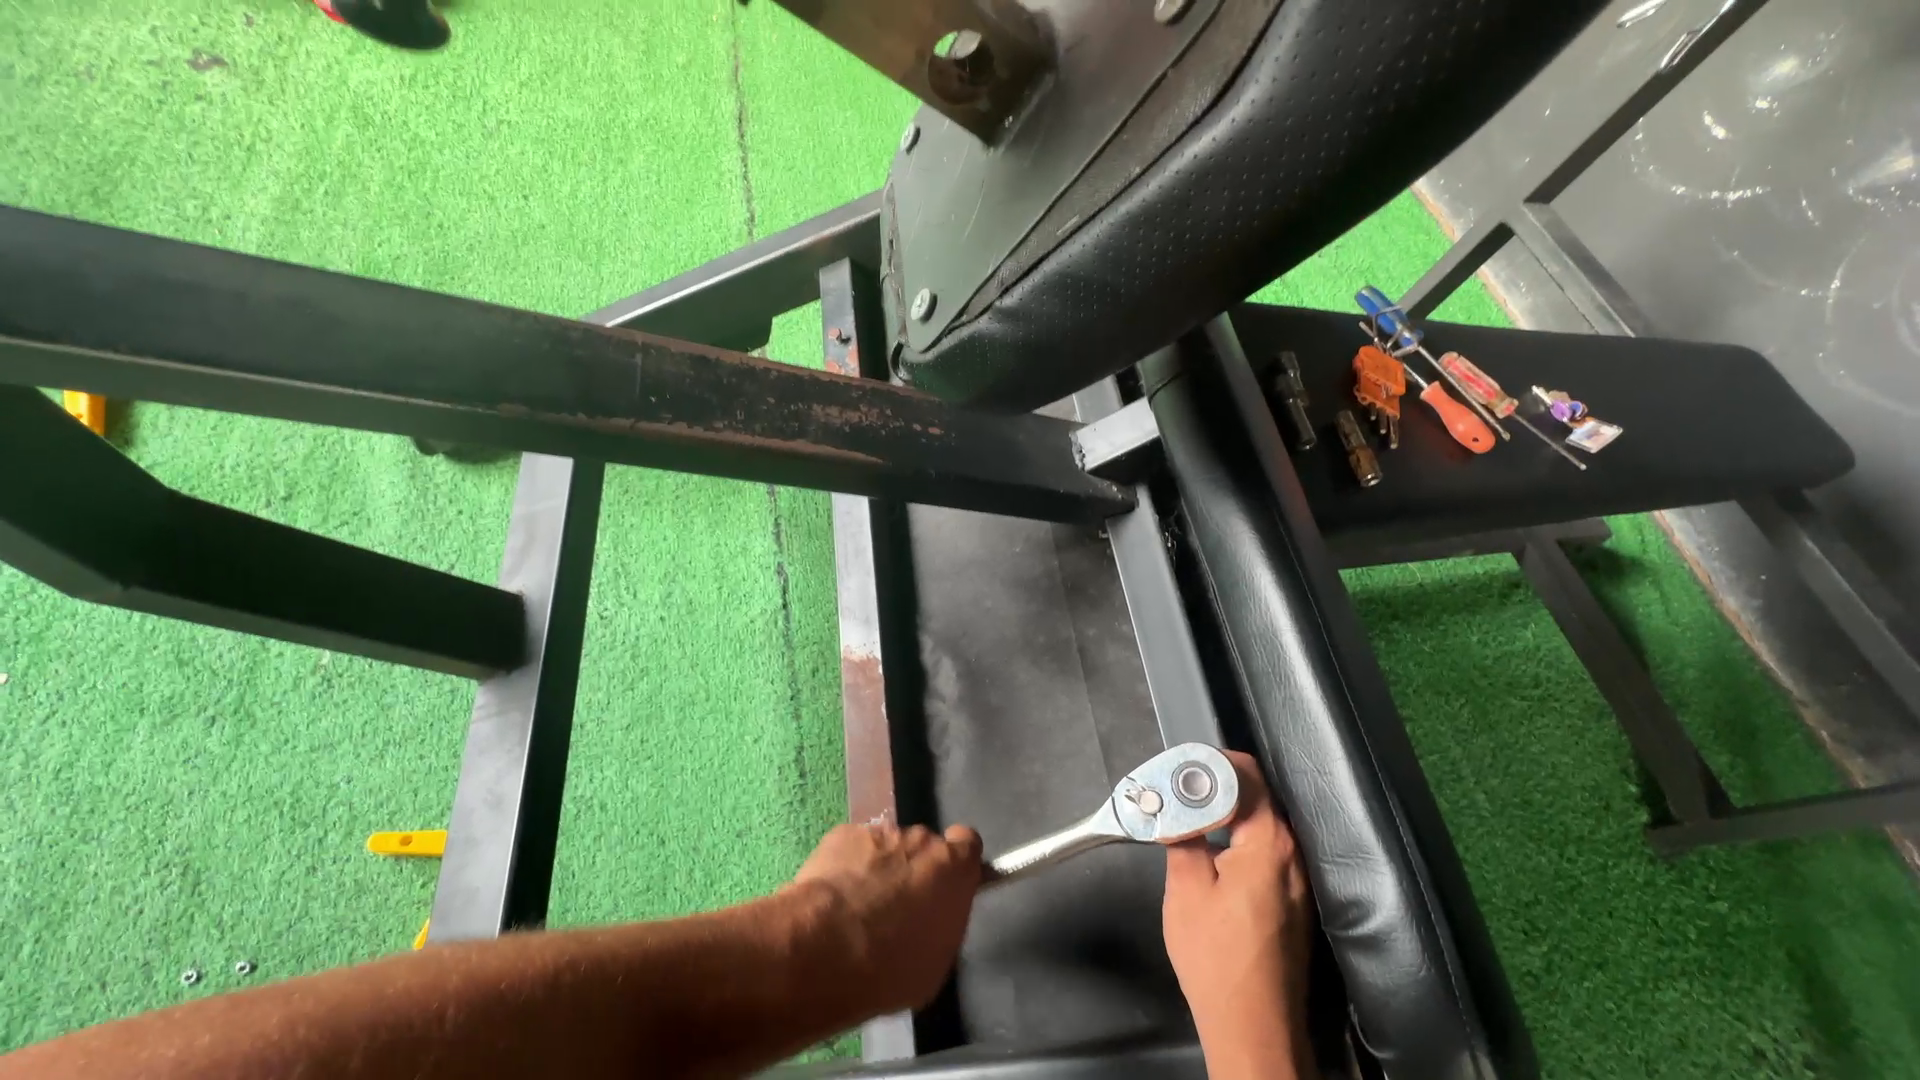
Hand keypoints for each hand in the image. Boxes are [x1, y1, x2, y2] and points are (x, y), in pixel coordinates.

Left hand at [789, 823, 982, 1014]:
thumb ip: (944, 922)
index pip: (968, 844)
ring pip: (885, 847)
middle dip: (914, 869)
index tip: (944, 883)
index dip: (956, 861)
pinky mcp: (842, 834)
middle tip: (896, 904)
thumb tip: (937, 915)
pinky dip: (846, 866)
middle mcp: (920, 840)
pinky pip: (852, 848)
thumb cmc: (893, 966)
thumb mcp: (938, 959)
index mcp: (953, 867)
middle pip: (923, 847)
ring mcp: (880, 833)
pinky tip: (833, 897)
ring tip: (857, 906)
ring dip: (879, 868)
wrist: (827, 950)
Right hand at [1163, 750, 1313, 1079]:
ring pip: (1262, 824)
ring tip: (1189, 814)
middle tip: (1177, 787)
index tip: (1181, 764)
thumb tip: (1173, 807)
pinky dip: (1239, 838)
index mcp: (1269, 843)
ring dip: (1227, 813)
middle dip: (1216, 785)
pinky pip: (1267, 851)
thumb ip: (1182, 836)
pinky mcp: (1294, 901)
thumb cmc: (1216, 956)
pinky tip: (1212, 848)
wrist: (1252, 1024)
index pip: (1249, 776)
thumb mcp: (1185, 888)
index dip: (1213, 762)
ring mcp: (1299, 880)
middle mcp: (1294, 855)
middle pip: (1258, 797)